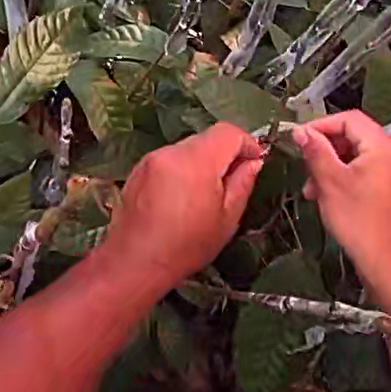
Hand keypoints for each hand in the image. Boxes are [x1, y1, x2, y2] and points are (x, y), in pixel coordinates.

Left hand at [94, 122, 265, 291]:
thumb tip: (254, 162)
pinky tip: (180, 198)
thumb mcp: (227, 218)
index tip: (255, 163)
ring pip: (185, 149)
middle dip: (223, 155)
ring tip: (204, 195)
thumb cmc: (187, 245)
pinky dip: (180, 171)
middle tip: (231, 183)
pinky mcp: (137, 170)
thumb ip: (242, 183)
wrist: (136, 260)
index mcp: (195, 160)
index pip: (227, 131)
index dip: (247, 144)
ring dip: (200, 163)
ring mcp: (150, 159)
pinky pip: (167, 161)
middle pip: (205, 139)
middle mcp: (170, 152)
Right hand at [292, 111, 390, 274]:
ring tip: (312, 187)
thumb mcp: (329, 181)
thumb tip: (301, 131)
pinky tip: (326, 195)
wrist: (387, 260)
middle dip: (324, 148)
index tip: (298, 140)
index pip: (349, 119)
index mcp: (382, 148)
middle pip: (353, 136)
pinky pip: (364, 171)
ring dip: (330, 165)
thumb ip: (315, 151)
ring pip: (356, 155)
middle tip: (304, 166)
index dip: (321, 125)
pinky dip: (342, 176)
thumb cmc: (357, 218)